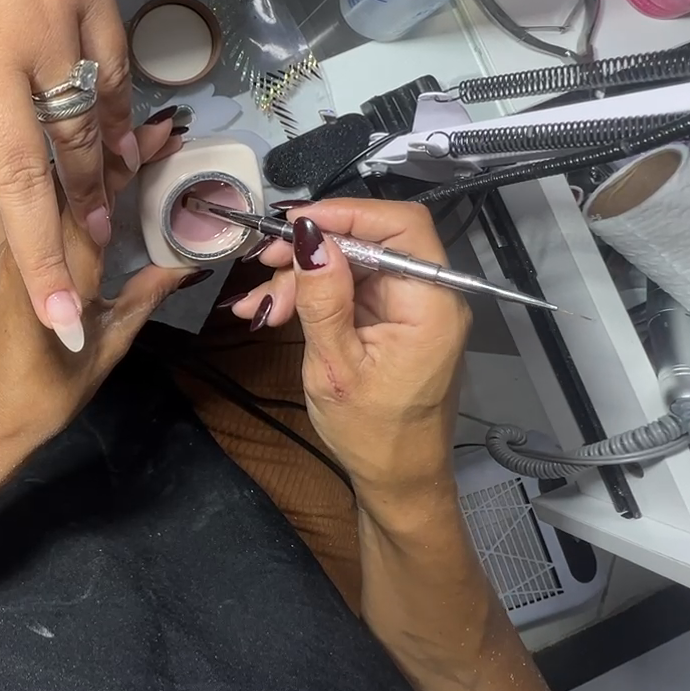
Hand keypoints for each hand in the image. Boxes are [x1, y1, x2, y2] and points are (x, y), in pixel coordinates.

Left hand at [0, 118, 192, 465]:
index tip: (162, 131)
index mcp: (58, 269)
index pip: (94, 195)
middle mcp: (24, 246)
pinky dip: (53, 178)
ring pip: (39, 183)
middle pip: (66, 178)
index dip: (127, 157)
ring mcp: (2, 247)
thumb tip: (187, 263)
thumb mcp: (107, 348)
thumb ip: (144, 299)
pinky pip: (23, 202)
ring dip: (79, 156)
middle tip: (154, 128)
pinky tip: (74, 172)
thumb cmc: (45, 394)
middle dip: (109, 145)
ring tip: (120, 138)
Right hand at [227, 201, 471, 498]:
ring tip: (258, 306)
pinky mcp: (385, 316)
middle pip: (368, 241)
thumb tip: (309, 236)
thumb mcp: (335, 366)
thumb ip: (323, 298)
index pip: (400, 227)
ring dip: (298, 276)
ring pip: (347, 262)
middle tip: (263, 262)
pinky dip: (306, 293)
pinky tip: (269, 310)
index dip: (347, 213)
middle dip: (310, 248)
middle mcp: (426, 295)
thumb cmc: (372, 432)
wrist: (394, 477)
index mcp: (430, 305)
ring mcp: (405, 305)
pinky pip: (343, 287)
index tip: (294, 223)